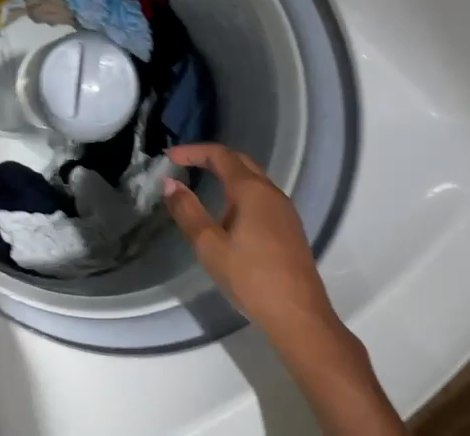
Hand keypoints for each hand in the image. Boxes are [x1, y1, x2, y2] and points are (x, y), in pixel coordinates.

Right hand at [161, 143, 336, 338]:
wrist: (299, 317)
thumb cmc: (251, 279)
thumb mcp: (210, 246)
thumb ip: (188, 211)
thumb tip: (169, 183)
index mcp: (252, 191)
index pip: (221, 156)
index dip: (194, 152)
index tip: (170, 157)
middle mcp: (272, 193)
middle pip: (240, 162)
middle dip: (212, 158)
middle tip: (186, 164)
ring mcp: (285, 211)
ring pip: (254, 180)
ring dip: (228, 176)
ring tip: (204, 186)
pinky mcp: (291, 229)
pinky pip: (262, 197)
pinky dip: (241, 193)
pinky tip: (230, 215)